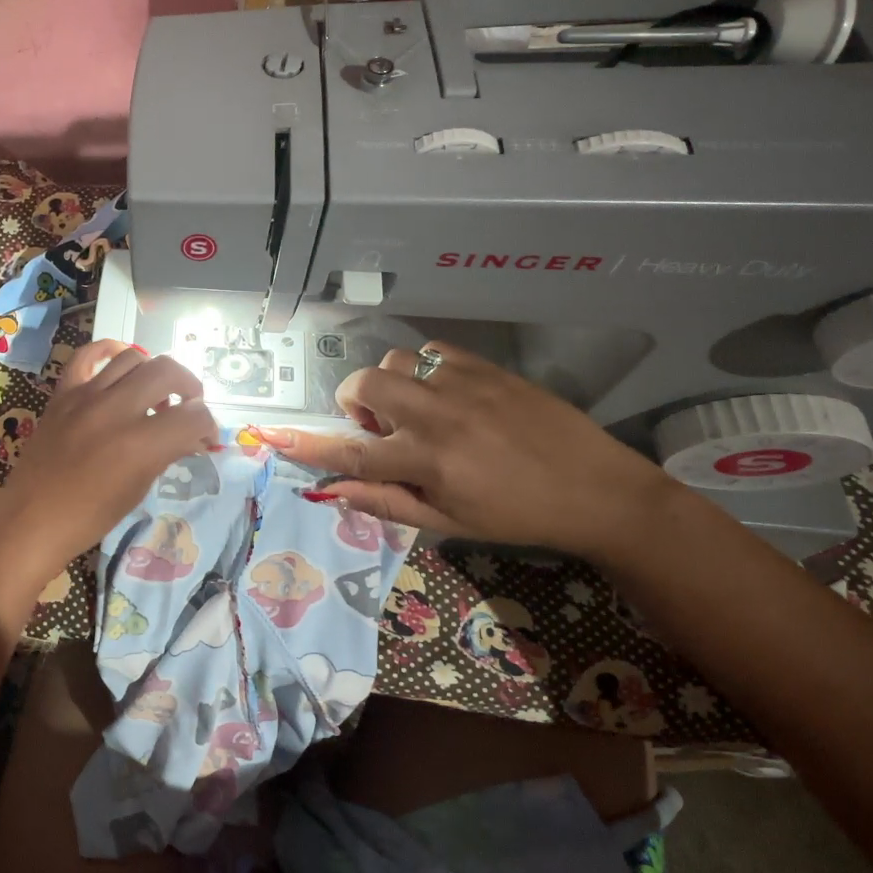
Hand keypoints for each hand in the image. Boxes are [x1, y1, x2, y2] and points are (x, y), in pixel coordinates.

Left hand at [0, 340, 215, 588]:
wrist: (32, 520)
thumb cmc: (89, 517)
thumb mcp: (138, 489)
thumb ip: (165, 454)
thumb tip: (189, 436)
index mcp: (140, 445)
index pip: (192, 416)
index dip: (207, 424)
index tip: (205, 436)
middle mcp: (115, 411)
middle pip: (168, 372)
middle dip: (188, 387)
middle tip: (187, 407)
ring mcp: (85, 397)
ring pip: (133, 358)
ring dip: (153, 372)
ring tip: (153, 394)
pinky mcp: (62, 394)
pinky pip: (87, 356)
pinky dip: (108, 351)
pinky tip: (121, 361)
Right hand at [255, 341, 694, 559]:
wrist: (599, 490)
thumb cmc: (517, 515)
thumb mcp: (449, 521)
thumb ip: (387, 502)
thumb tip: (333, 489)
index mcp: (428, 463)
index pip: (351, 451)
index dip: (308, 444)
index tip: (274, 435)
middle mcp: (438, 418)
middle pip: (364, 387)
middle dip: (354, 402)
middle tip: (381, 427)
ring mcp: (463, 386)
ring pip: (395, 363)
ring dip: (390, 385)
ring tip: (417, 409)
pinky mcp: (487, 368)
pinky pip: (432, 351)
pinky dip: (424, 369)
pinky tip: (445, 394)